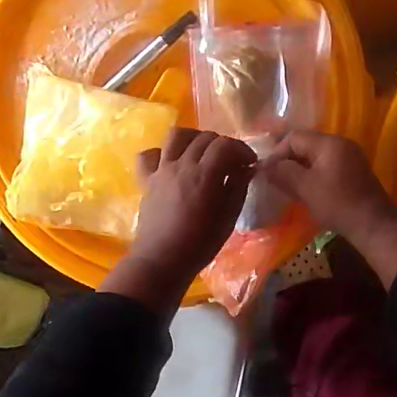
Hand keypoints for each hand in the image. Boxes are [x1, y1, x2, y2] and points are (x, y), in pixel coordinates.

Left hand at [101, 128, 255, 312]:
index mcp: (205, 175)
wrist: (162, 261)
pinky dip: (162, 153)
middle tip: (230, 162)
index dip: (242, 149)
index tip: (249, 163)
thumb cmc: (200, 244)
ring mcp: (161, 170)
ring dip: (194, 138)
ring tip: (202, 153)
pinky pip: (149, 155)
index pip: (226, 145)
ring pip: (176, 136)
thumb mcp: (228, 218)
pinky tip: (171, 164)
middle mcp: (182, 165)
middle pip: (204, 138)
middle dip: (222, 145)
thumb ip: (238, 188)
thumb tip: (245, 169)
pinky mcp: (146, 180)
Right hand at [260, 129, 396, 286]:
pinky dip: (312, 175)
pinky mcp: (353, 172)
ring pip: (315, 156)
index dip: (276, 153)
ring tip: (287, 187)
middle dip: (287, 161)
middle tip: (274, 180)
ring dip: (299, 169)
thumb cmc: (338, 204)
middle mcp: (340, 144)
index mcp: (329, 143)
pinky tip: (306, 191)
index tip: (266, 173)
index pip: (294, 137)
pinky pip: (326, 166)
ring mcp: (349, 157)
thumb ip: (283, 172)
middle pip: (305, 144)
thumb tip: (265, 166)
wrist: (374, 225)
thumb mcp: (306, 188)